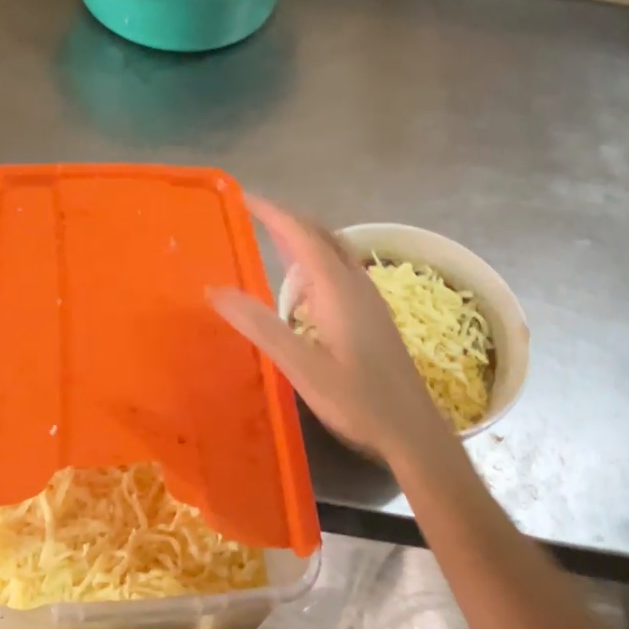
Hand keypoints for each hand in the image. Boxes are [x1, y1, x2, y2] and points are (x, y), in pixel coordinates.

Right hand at [210, 196, 453, 463]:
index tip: (245, 198)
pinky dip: (318, 263)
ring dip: (305, 241)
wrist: (413, 430)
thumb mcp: (302, 367)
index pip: (302, 235)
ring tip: (274, 243)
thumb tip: (216, 289)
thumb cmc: (358, 401)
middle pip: (323, 237)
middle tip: (255, 216)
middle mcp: (356, 285)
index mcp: (337, 289)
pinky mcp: (375, 318)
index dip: (274, 213)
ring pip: (335, 254)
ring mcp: (370, 301)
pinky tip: (306, 290)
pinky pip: (342, 273)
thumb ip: (260, 326)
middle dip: (289, 220)